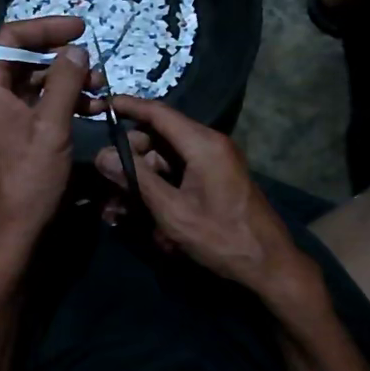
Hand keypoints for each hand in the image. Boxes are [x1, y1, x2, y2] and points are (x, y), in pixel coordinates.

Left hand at [0, 16, 100, 244]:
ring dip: (67, 81)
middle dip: (62, 59)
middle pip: (22, 57)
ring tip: (101, 90)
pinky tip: (91, 108)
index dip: (47, 28)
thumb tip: (77, 49)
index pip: (11, 37)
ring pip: (33, 81)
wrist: (12, 229)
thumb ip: (65, 81)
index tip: (82, 28)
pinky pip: (35, 103)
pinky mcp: (9, 129)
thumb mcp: (52, 125)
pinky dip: (61, 101)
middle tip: (96, 66)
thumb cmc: (28, 177)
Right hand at [94, 96, 296, 287]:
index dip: (127, 106)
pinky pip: (175, 174)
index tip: (100, 105)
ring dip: (139, 180)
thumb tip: (103, 155)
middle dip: (128, 158)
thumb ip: (137, 179)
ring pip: (162, 160)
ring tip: (116, 210)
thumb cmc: (221, 236)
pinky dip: (156, 189)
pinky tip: (138, 213)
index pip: (158, 113)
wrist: (269, 265)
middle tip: (105, 183)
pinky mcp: (212, 179)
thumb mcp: (172, 210)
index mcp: (202, 144)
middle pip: (157, 139)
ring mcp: (212, 162)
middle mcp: (208, 145)